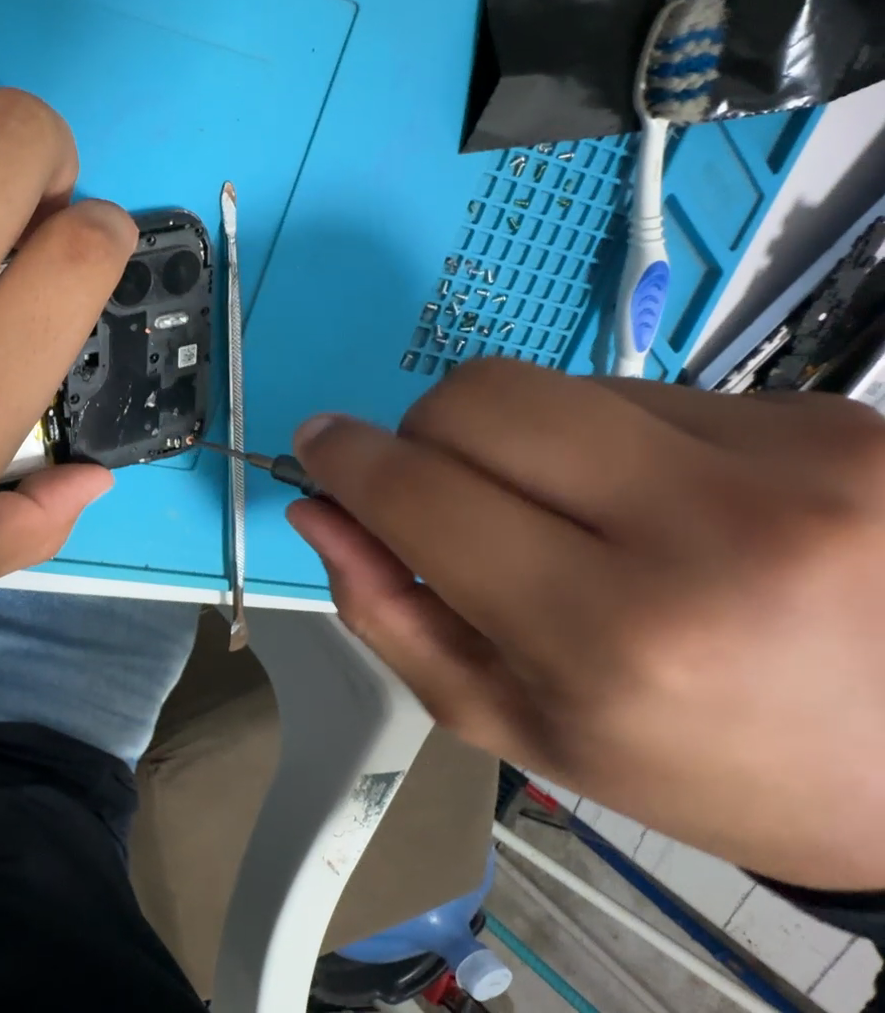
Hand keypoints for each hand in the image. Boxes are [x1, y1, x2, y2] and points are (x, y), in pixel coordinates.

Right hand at [288, 358, 884, 890]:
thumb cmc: (683, 761)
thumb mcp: (505, 714)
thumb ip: (385, 610)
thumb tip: (317, 509)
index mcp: (612, 632)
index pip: (421, 492)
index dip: (347, 458)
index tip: (318, 443)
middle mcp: (715, 528)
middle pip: (481, 398)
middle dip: (425, 432)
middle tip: (442, 489)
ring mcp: (799, 459)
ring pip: (557, 387)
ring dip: (523, 441)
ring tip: (578, 516)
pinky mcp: (844, 420)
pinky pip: (647, 393)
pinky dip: (611, 440)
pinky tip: (660, 505)